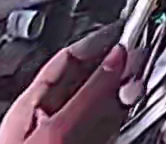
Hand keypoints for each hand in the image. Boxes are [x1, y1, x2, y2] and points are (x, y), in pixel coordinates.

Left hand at [0, 31, 127, 143]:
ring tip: (136, 86)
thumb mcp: (55, 133)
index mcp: (27, 107)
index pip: (68, 57)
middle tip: (138, 61)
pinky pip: (103, 125)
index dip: (99, 40)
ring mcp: (59, 139)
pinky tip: (128, 112)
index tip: (127, 32)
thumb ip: (89, 93)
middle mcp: (43, 121)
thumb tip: (118, 54)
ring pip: (98, 103)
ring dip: (121, 91)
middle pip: (86, 79)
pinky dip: (119, 115)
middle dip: (115, 67)